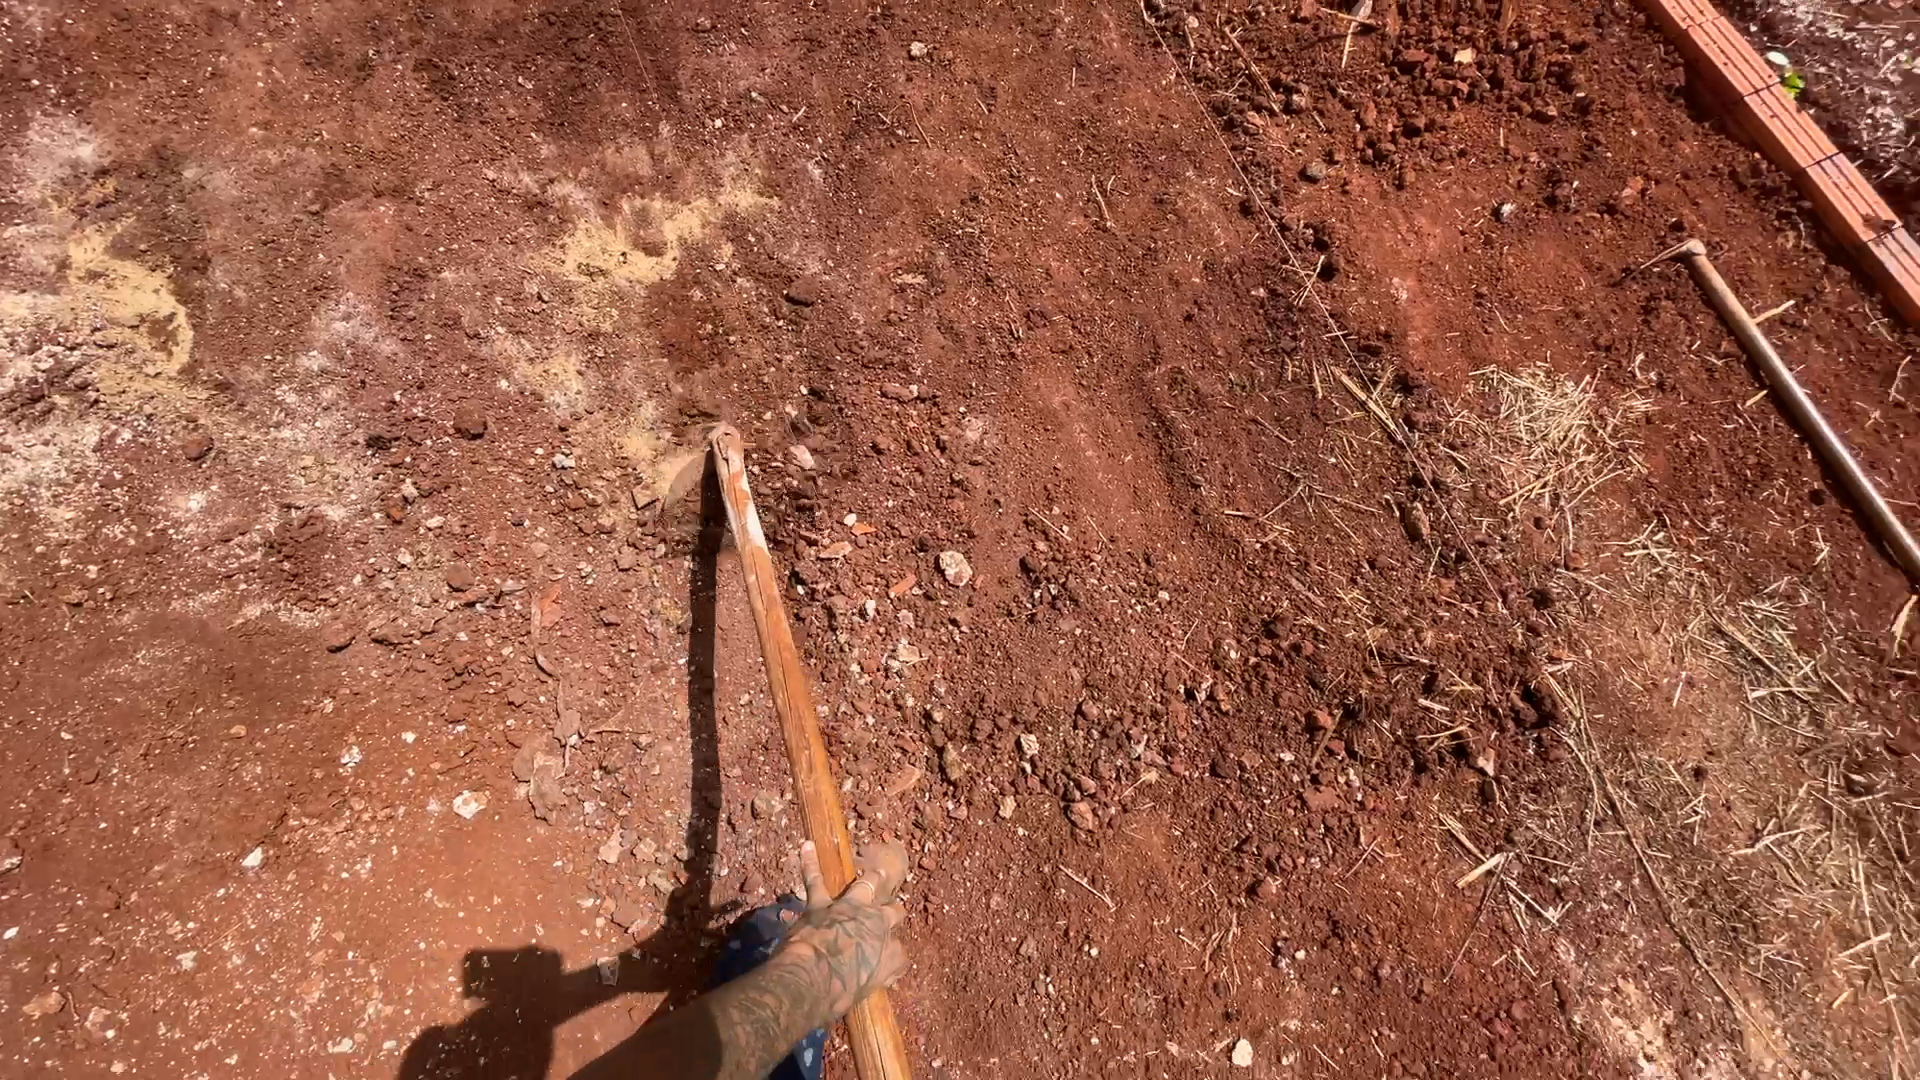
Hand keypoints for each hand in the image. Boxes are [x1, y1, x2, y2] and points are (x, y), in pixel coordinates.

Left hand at [771, 840, 908, 1023]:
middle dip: (892, 910)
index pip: (898, 946)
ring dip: (869, 879)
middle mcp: (872, 920)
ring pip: (861, 887)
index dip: (894, 944)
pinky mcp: (820, 905)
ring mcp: (846, 908)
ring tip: (875, 871)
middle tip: (894, 909)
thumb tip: (895, 964)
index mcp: (885, 944)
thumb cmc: (842, 988)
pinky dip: (809, 862)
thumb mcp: (872, 983)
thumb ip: (885, 970)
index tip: (890, 948)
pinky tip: (806, 845)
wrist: (814, 977)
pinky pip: (815, 880)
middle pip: (889, 910)